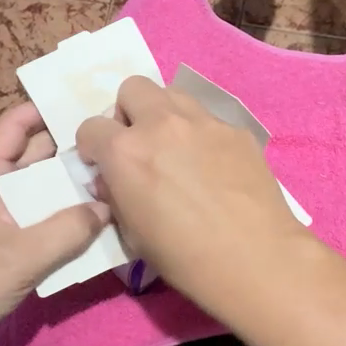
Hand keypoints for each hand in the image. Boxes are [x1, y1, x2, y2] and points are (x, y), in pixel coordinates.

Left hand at [0, 103, 107, 345]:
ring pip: (45, 197)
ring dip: (77, 190)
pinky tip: (104, 229)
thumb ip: (66, 231)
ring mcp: (1, 226)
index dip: (45, 108)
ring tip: (123, 180)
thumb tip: (108, 207)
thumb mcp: (16, 257)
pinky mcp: (9, 255)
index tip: (88, 101)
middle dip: (73, 149)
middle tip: (121, 141)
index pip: (13, 127)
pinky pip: (46, 229)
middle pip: (36, 160)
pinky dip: (72, 225)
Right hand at [76, 76, 311, 303]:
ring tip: (176, 148)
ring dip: (165, 115)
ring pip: (173, 94)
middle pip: (133, 88)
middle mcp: (162, 124)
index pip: (91, 127)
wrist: (253, 255)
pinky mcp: (237, 129)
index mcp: (126, 151)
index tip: (103, 164)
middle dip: (128, 113)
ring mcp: (204, 121)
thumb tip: (113, 178)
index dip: (93, 148)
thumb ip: (116, 193)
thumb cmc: (184, 256)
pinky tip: (214, 164)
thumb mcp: (131, 232)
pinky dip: (201, 133)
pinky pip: (209, 118)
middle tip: (140, 145)